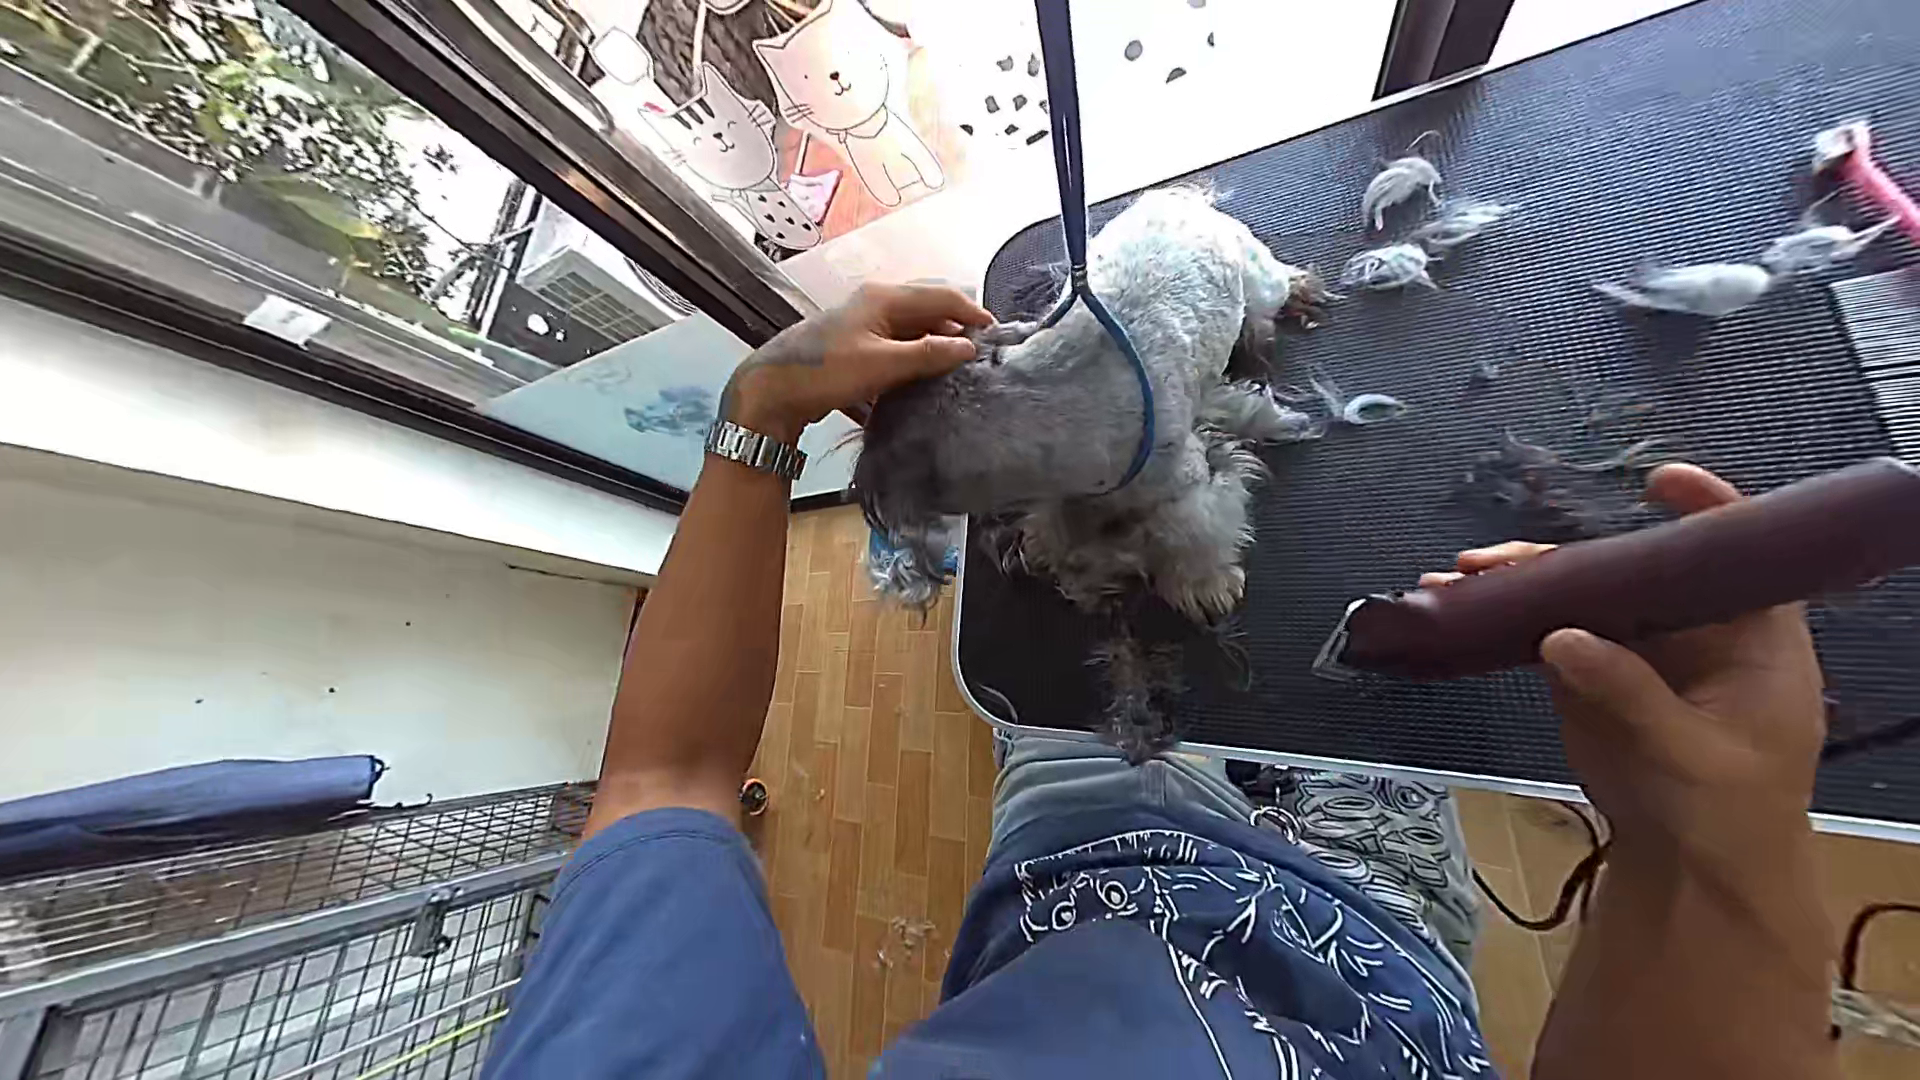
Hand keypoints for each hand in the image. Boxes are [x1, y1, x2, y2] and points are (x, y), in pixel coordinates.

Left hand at [720, 283, 991, 442]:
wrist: (775, 389)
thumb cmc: (826, 371)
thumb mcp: (882, 365)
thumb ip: (927, 355)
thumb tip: (967, 347)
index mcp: (884, 298)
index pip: (940, 295)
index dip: (970, 310)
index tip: (993, 330)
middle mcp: (876, 304)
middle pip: (927, 309)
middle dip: (955, 325)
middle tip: (978, 350)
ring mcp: (864, 324)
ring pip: (912, 328)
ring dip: (935, 343)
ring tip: (956, 365)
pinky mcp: (856, 345)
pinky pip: (896, 344)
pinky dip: (915, 355)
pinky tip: (923, 374)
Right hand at [1421, 463, 1826, 864]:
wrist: (1681, 853)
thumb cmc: (1717, 805)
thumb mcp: (1685, 750)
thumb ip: (1627, 691)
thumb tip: (1558, 638)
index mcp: (1747, 642)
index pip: (1737, 564)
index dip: (1710, 515)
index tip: (1661, 480)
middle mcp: (1685, 633)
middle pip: (1620, 571)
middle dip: (1552, 555)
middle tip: (1488, 559)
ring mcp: (1626, 649)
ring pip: (1568, 595)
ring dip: (1511, 582)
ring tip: (1454, 579)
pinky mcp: (1579, 667)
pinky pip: (1537, 626)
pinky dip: (1498, 613)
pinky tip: (1459, 607)